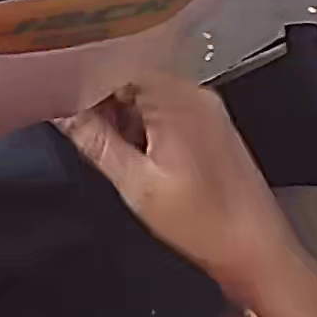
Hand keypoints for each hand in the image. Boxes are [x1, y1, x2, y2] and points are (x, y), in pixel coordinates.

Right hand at [54, 71, 316, 316]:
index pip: (117, 63)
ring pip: (143, 94)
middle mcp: (194, 93)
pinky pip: (161, 108)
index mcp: (177, 99)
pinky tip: (128, 150)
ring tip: (99, 140)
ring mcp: (204, 107)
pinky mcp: (207, 124)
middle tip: (73, 123)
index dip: (83, 76)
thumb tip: (58, 111)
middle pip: (130, 76)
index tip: (57, 93)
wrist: (259, 253)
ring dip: (117, 112)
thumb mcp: (135, 183)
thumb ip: (93, 140)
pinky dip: (138, 123)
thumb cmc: (202, 223)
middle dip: (98, 98)